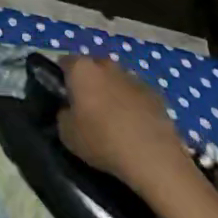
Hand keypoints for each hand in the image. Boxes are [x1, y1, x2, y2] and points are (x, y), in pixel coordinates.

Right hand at [56, 55, 189, 188]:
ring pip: (116, 79)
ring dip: (112, 92)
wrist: (152, 155)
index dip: (63, 77)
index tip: (64, 96)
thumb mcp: (67, 135)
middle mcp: (107, 65)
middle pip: (93, 67)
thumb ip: (63, 115)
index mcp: (82, 69)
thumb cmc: (102, 140)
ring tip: (113, 120)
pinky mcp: (155, 92)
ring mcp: (133, 76)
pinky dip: (132, 105)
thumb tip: (68, 110)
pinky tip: (134, 127)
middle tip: (87, 108)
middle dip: (89, 82)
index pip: (65, 62)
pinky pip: (135, 94)